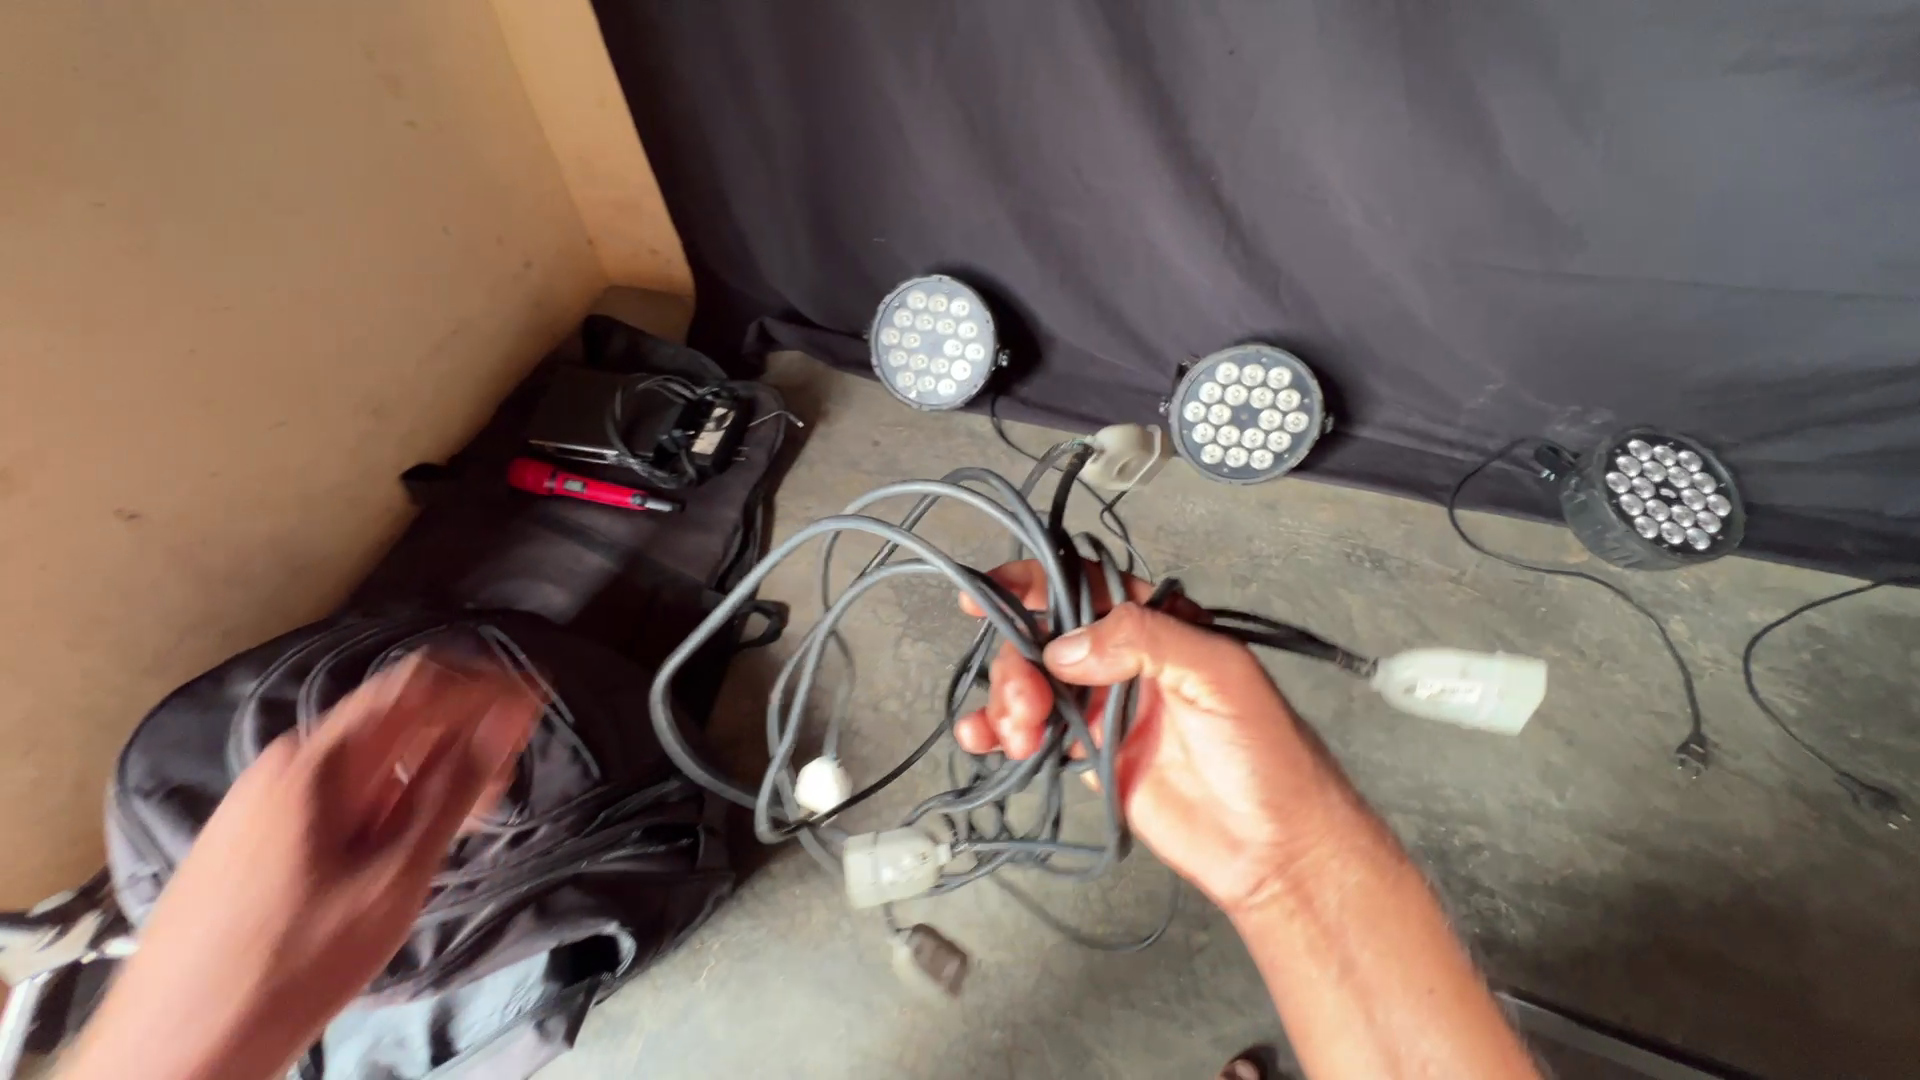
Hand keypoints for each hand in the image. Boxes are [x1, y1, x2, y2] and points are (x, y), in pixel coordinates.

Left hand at [67, 652, 540, 1079]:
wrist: (171, 1056)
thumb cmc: (295, 963)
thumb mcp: (396, 874)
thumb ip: (456, 787)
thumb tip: (509, 718)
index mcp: (318, 763)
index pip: (421, 686)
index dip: (486, 684)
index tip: (536, 700)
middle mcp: (288, 765)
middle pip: (398, 717)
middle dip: (464, 732)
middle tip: (507, 774)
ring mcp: (266, 798)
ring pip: (373, 756)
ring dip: (432, 769)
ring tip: (471, 811)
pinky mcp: (258, 833)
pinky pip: (344, 789)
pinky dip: (393, 797)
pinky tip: (412, 837)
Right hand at [955, 562, 1346, 914]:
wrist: (1271, 846)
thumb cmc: (1263, 750)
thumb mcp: (1217, 673)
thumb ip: (1145, 640)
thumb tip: (1062, 648)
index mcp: (1154, 624)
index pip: (1083, 586)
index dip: (1032, 582)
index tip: (987, 591)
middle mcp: (1121, 659)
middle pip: (1043, 638)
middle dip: (1018, 664)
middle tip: (1025, 706)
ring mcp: (1099, 706)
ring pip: (1029, 683)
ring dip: (1007, 701)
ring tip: (1020, 737)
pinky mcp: (1085, 752)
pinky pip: (1031, 730)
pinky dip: (997, 730)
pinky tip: (983, 741)